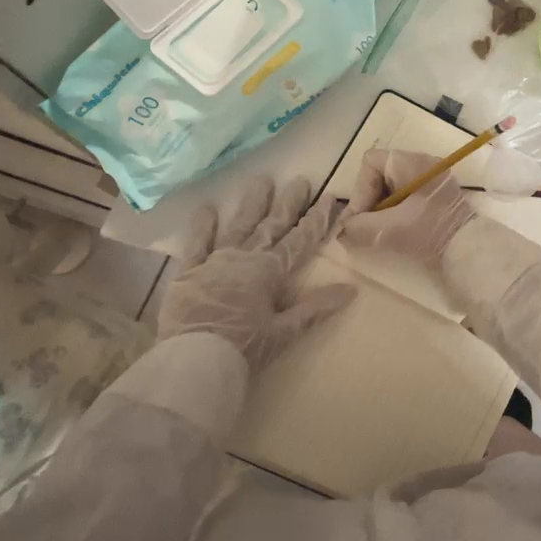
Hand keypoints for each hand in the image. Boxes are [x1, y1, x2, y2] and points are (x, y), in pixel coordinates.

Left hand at [157, 176, 355, 370]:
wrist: (192, 361)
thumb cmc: (243, 348)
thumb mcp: (284, 331)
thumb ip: (315, 308)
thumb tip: (352, 289)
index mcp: (269, 271)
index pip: (300, 240)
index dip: (317, 219)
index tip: (329, 198)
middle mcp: (244, 258)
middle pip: (272, 225)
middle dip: (289, 203)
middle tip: (301, 180)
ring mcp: (214, 262)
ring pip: (238, 226)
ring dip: (253, 203)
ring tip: (262, 179)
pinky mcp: (188, 272)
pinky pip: (196, 244)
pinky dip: (202, 226)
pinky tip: (207, 207)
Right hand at [337, 150, 477, 264]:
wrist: (467, 248)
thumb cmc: (428, 231)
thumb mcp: (387, 229)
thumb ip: (357, 227)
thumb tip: (341, 230)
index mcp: (412, 162)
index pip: (371, 163)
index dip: (360, 189)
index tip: (362, 215)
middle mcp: (423, 163)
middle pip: (380, 174)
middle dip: (370, 200)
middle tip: (368, 224)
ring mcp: (432, 178)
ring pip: (392, 186)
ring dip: (381, 207)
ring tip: (381, 229)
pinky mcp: (436, 194)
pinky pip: (407, 195)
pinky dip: (396, 210)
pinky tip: (396, 229)